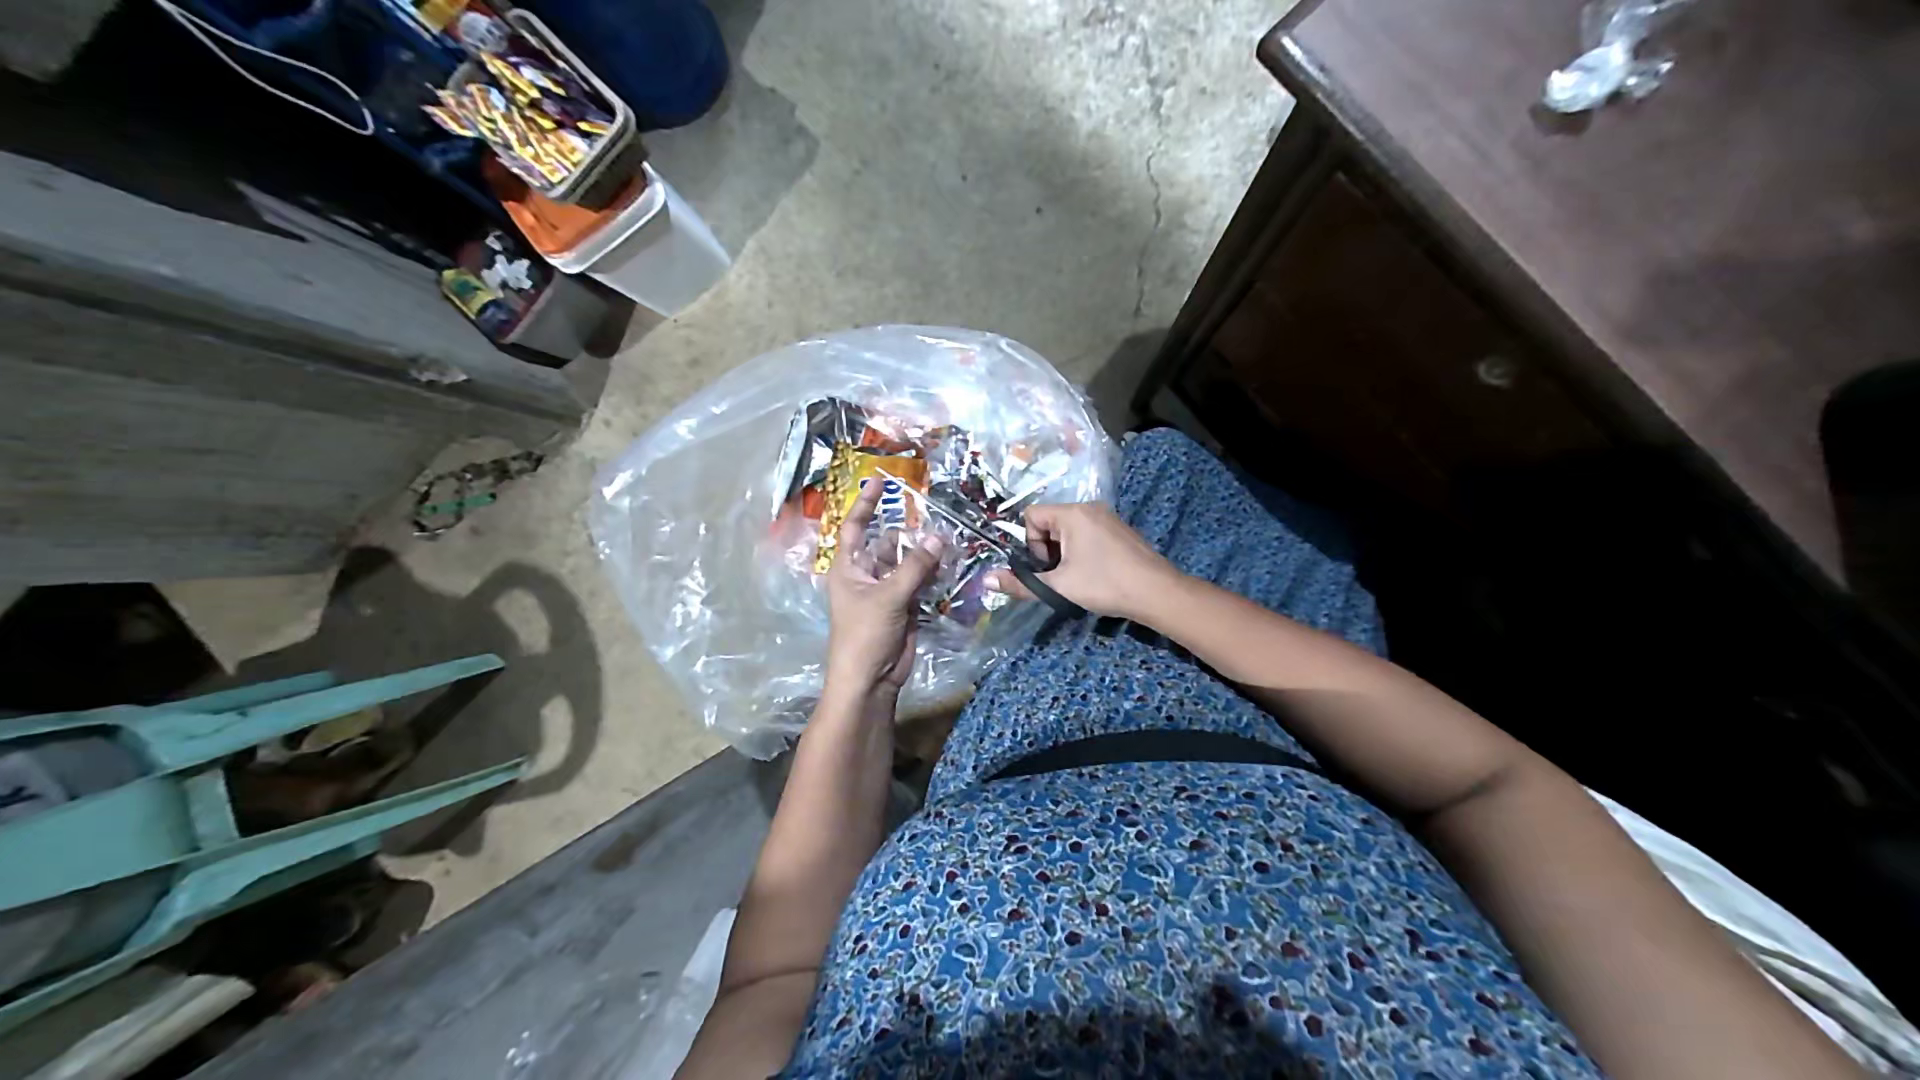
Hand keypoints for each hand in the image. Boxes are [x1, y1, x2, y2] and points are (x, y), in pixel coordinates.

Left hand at [825, 478, 944, 695]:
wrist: (871, 679)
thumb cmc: (865, 634)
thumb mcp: (888, 597)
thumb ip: (915, 567)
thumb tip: (938, 538)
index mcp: (849, 567)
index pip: (855, 527)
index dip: (865, 503)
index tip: (879, 480)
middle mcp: (866, 574)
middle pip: (889, 544)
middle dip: (909, 533)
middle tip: (936, 518)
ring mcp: (886, 591)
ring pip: (908, 564)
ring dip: (926, 555)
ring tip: (950, 540)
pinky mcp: (904, 607)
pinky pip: (920, 583)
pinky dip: (933, 575)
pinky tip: (951, 565)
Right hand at [988, 502, 1180, 620]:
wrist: (1156, 592)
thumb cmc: (1105, 585)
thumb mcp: (1058, 587)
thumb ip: (1021, 584)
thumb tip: (986, 581)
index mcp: (1072, 514)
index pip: (1031, 515)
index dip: (1030, 542)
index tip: (1045, 566)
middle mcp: (1089, 508)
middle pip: (1050, 522)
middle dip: (1047, 549)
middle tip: (1060, 575)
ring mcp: (1107, 518)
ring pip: (1069, 530)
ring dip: (1064, 552)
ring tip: (1077, 577)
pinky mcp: (1119, 530)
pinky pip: (1088, 533)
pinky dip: (1082, 551)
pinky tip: (1095, 574)